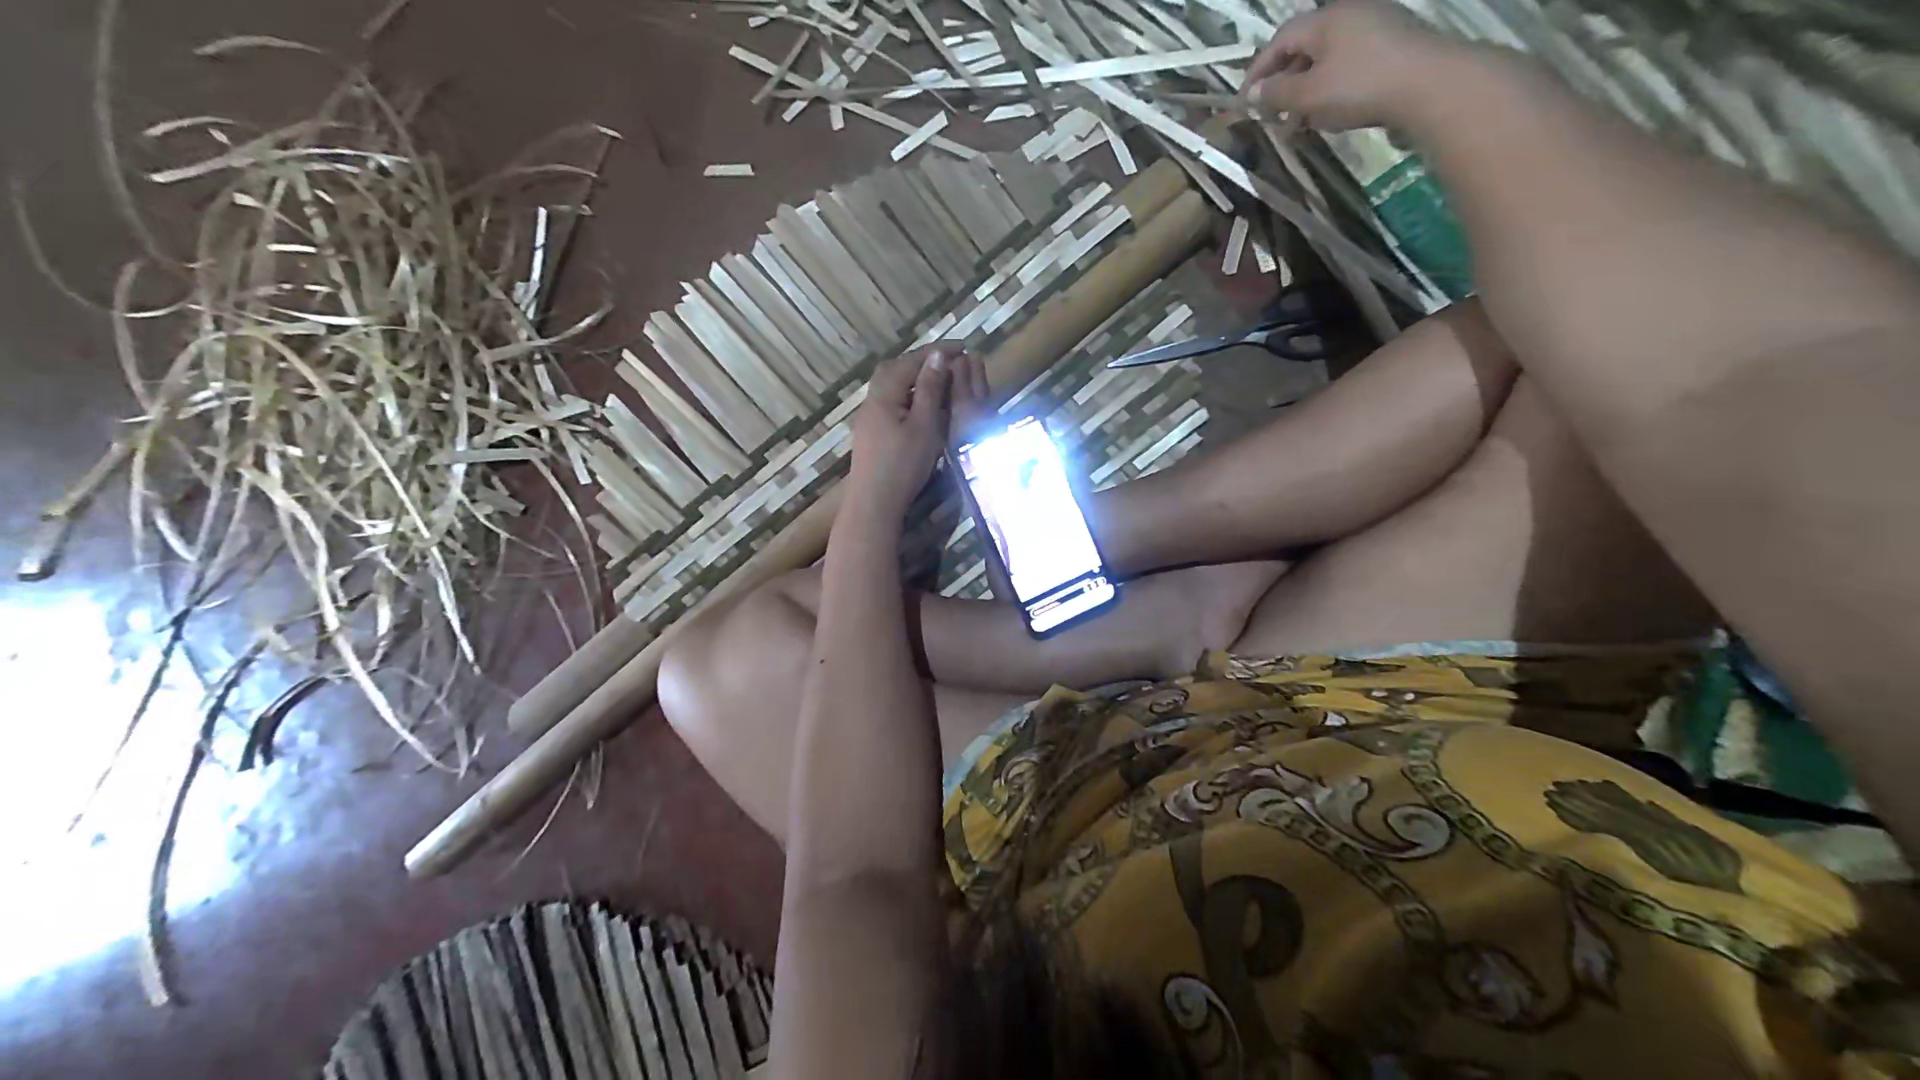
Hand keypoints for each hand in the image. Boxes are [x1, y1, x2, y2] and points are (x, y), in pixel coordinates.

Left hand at [847, 347, 960, 517]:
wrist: (874, 504)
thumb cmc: (903, 465)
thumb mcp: (924, 425)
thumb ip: (930, 389)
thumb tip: (938, 356)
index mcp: (884, 394)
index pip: (911, 361)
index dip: (937, 351)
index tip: (963, 347)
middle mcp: (871, 401)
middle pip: (894, 370)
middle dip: (921, 362)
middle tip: (948, 363)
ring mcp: (867, 419)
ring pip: (890, 388)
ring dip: (913, 380)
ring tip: (939, 384)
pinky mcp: (869, 435)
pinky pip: (889, 404)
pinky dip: (907, 397)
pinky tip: (921, 410)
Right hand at [1241, 0, 1469, 130]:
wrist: (1429, 83)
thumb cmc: (1359, 87)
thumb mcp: (1309, 95)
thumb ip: (1277, 94)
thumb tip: (1254, 93)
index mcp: (1326, 19)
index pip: (1280, 40)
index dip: (1258, 71)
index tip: (1245, 101)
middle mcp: (1350, 13)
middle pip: (1304, 47)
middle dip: (1283, 82)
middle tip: (1271, 114)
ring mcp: (1376, 25)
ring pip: (1327, 58)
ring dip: (1306, 89)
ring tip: (1298, 121)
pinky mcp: (1394, 43)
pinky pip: (1349, 63)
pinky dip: (1331, 86)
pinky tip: (1329, 111)